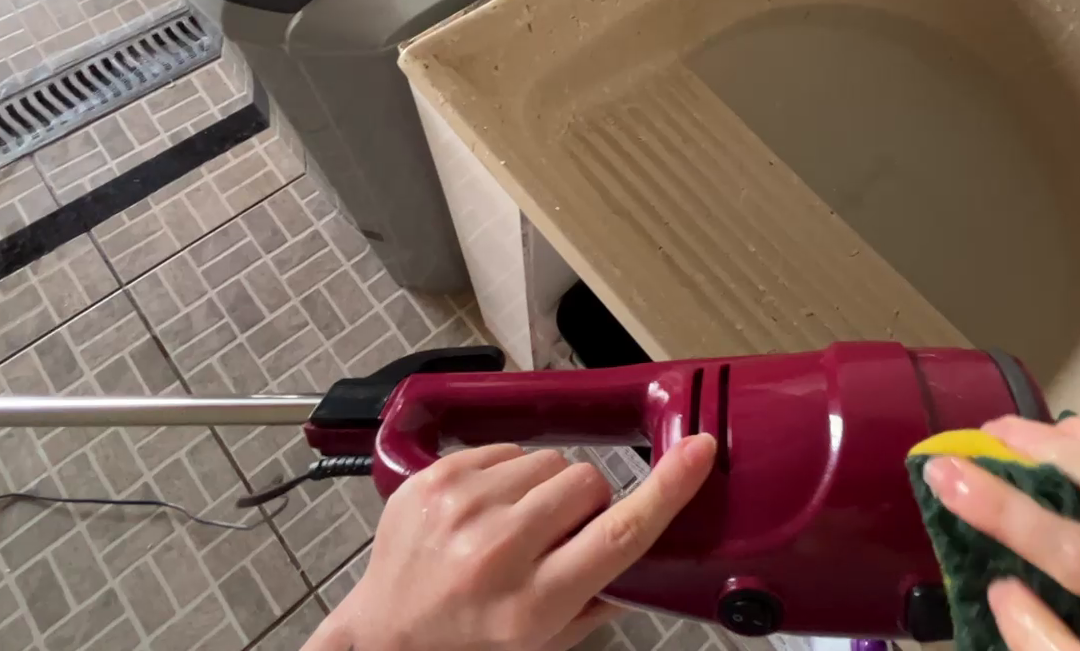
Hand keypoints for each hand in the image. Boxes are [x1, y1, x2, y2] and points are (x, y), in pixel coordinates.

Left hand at [306, 435, 716, 650]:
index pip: (620, 532)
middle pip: (587, 481)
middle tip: (556, 536)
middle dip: (585, 503)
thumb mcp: (542, 645)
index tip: (699, 452)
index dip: (668, 488)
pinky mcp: (437, 476)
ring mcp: (461, 506)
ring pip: (550, 459)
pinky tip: (485, 509)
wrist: (380, 639)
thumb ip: (598, 599)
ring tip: (513, 524)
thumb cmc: (466, 646)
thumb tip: (643, 547)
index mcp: (532, 604)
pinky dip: (508, 474)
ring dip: (545, 486)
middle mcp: (497, 551)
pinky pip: (508, 448)